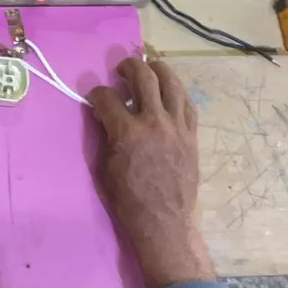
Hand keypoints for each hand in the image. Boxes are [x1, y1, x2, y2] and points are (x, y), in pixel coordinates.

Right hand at [87, 54, 215, 287]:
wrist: (163, 221)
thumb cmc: (127, 199)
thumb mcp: (104, 166)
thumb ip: (105, 134)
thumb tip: (103, 114)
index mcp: (127, 132)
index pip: (107, 97)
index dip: (97, 93)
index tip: (95, 97)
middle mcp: (154, 122)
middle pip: (143, 77)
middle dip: (129, 67)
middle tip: (122, 69)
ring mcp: (177, 127)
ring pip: (171, 83)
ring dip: (158, 70)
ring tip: (150, 67)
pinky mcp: (191, 135)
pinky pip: (188, 104)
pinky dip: (177, 92)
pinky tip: (170, 91)